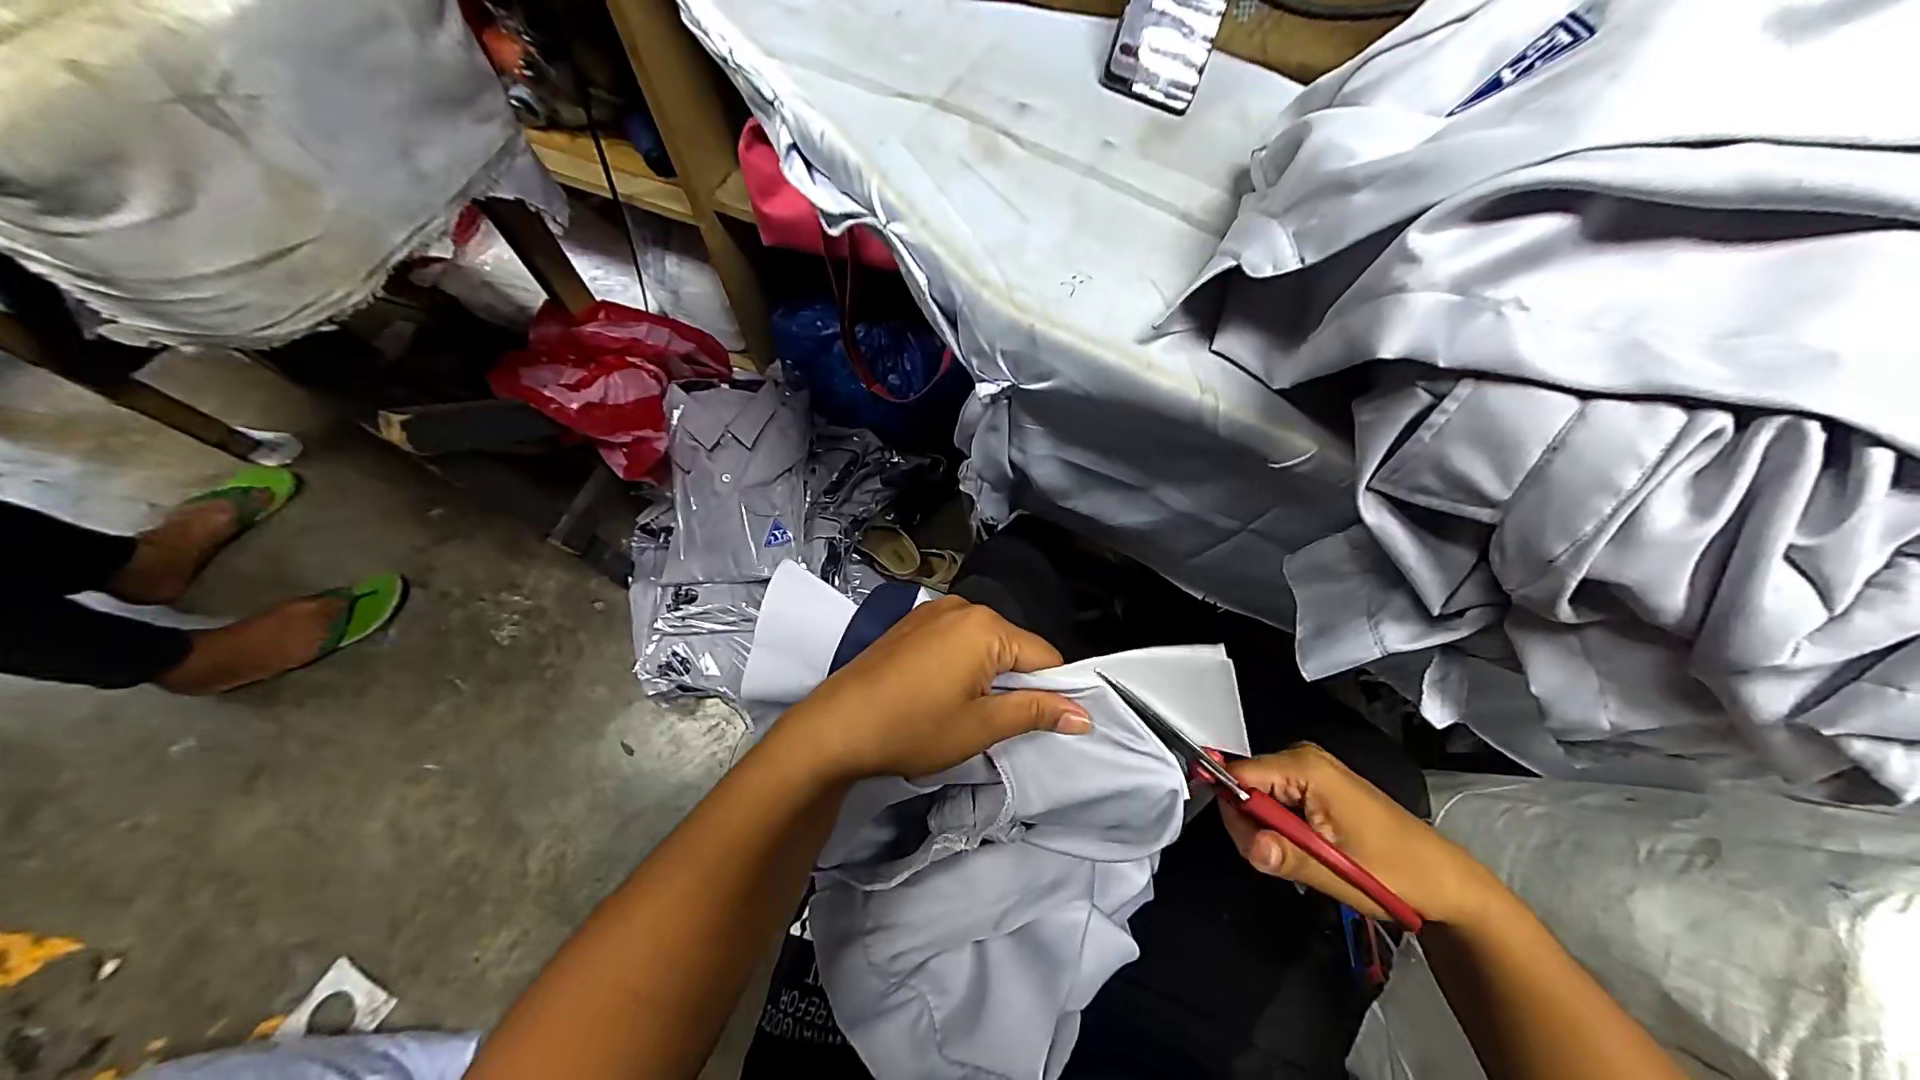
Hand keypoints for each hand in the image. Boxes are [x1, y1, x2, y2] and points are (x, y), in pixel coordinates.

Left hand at [770, 595, 1090, 783]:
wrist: (835, 726)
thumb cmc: (911, 727)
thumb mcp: (981, 726)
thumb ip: (1035, 712)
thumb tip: (1081, 714)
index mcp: (986, 626)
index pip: (1045, 657)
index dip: (1054, 692)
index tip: (1047, 723)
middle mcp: (963, 607)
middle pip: (1014, 647)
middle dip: (1016, 683)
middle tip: (993, 723)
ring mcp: (933, 612)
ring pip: (985, 644)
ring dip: (987, 675)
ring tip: (962, 711)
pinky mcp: (912, 623)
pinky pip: (956, 639)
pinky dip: (961, 664)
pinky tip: (939, 693)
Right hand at [1218, 744, 1505, 925]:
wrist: (1444, 881)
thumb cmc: (1400, 873)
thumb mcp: (1339, 873)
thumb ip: (1286, 857)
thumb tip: (1250, 845)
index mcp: (1306, 767)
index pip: (1237, 776)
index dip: (1237, 814)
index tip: (1256, 848)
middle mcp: (1302, 758)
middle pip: (1244, 786)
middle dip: (1254, 828)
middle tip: (1284, 860)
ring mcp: (1308, 769)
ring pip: (1257, 797)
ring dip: (1269, 832)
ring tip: (1304, 858)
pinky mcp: (1313, 784)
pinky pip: (1274, 800)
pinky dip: (1281, 829)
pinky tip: (1307, 848)